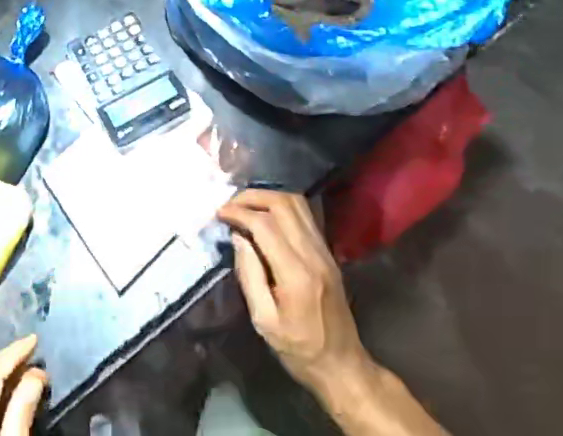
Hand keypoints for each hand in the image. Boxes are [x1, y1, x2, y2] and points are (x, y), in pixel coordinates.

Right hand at [216, 190, 369, 398]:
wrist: (342, 366)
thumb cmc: (299, 349)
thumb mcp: (264, 321)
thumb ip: (249, 275)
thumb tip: (237, 237)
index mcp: (296, 274)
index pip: (265, 225)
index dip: (239, 212)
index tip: (220, 214)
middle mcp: (314, 255)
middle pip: (283, 204)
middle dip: (252, 197)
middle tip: (230, 205)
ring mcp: (325, 251)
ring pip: (297, 203)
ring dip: (268, 197)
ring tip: (245, 206)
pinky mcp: (328, 252)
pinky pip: (305, 215)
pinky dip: (281, 206)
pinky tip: (265, 215)